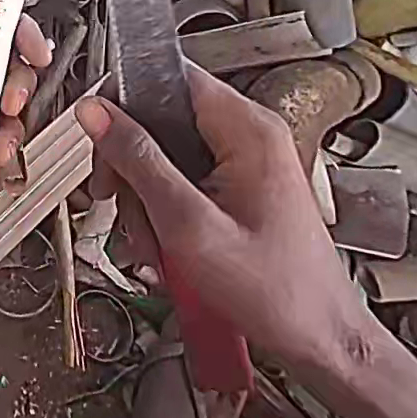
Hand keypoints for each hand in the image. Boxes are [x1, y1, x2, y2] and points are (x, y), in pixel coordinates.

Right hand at [73, 65, 382, 377]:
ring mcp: (240, 159)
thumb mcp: (187, 223)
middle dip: (126, 161)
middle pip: (157, 116)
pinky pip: (176, 176)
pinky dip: (157, 206)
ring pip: (160, 150)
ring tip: (147, 237)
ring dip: (139, 193)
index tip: (98, 134)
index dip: (123, 97)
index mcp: (246, 129)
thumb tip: (95, 112)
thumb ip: (137, 161)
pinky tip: (160, 240)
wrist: (320, 342)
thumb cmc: (274, 291)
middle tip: (114, 197)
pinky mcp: (234, 182)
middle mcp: (246, 134)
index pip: (168, 75)